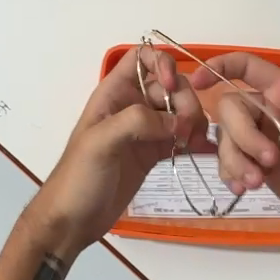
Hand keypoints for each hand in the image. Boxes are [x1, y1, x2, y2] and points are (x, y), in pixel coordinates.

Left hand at [28, 47, 206, 259]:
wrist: (72, 221)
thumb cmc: (78, 177)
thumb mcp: (100, 142)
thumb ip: (136, 122)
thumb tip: (176, 123)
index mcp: (113, 94)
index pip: (141, 58)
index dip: (161, 63)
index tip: (171, 86)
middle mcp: (131, 106)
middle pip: (169, 86)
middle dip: (184, 101)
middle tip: (189, 130)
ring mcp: (144, 130)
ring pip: (179, 111)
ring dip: (194, 122)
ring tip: (197, 143)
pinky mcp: (154, 153)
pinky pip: (181, 138)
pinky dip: (195, 141)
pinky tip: (207, 150)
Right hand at [190, 53, 279, 247]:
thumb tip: (278, 84)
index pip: (250, 69)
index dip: (222, 67)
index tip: (198, 82)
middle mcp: (273, 114)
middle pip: (231, 109)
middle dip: (241, 136)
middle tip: (267, 163)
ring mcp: (263, 141)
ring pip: (226, 138)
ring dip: (234, 160)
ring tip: (255, 184)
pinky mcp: (257, 167)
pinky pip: (227, 162)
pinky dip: (230, 174)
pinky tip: (245, 189)